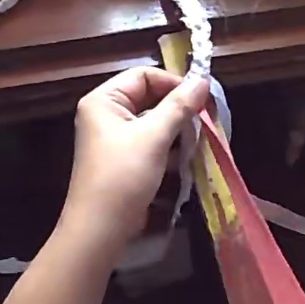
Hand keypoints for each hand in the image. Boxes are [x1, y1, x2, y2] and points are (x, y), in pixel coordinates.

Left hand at [61, 67, 209, 247]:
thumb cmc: (123, 176)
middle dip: (177, 109)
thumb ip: (179, 106)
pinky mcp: (122, 159)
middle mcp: (105, 114)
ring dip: (175, 130)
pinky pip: (149, 142)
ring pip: (152, 121)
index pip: (144, 75)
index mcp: (103, 100)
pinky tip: (183, 160)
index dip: (174, 83)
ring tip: (196, 143)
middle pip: (149, 97)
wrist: (100, 229)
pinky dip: (167, 147)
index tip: (202, 100)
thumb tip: (203, 80)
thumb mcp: (153, 137)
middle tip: (204, 122)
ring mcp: (113, 138)